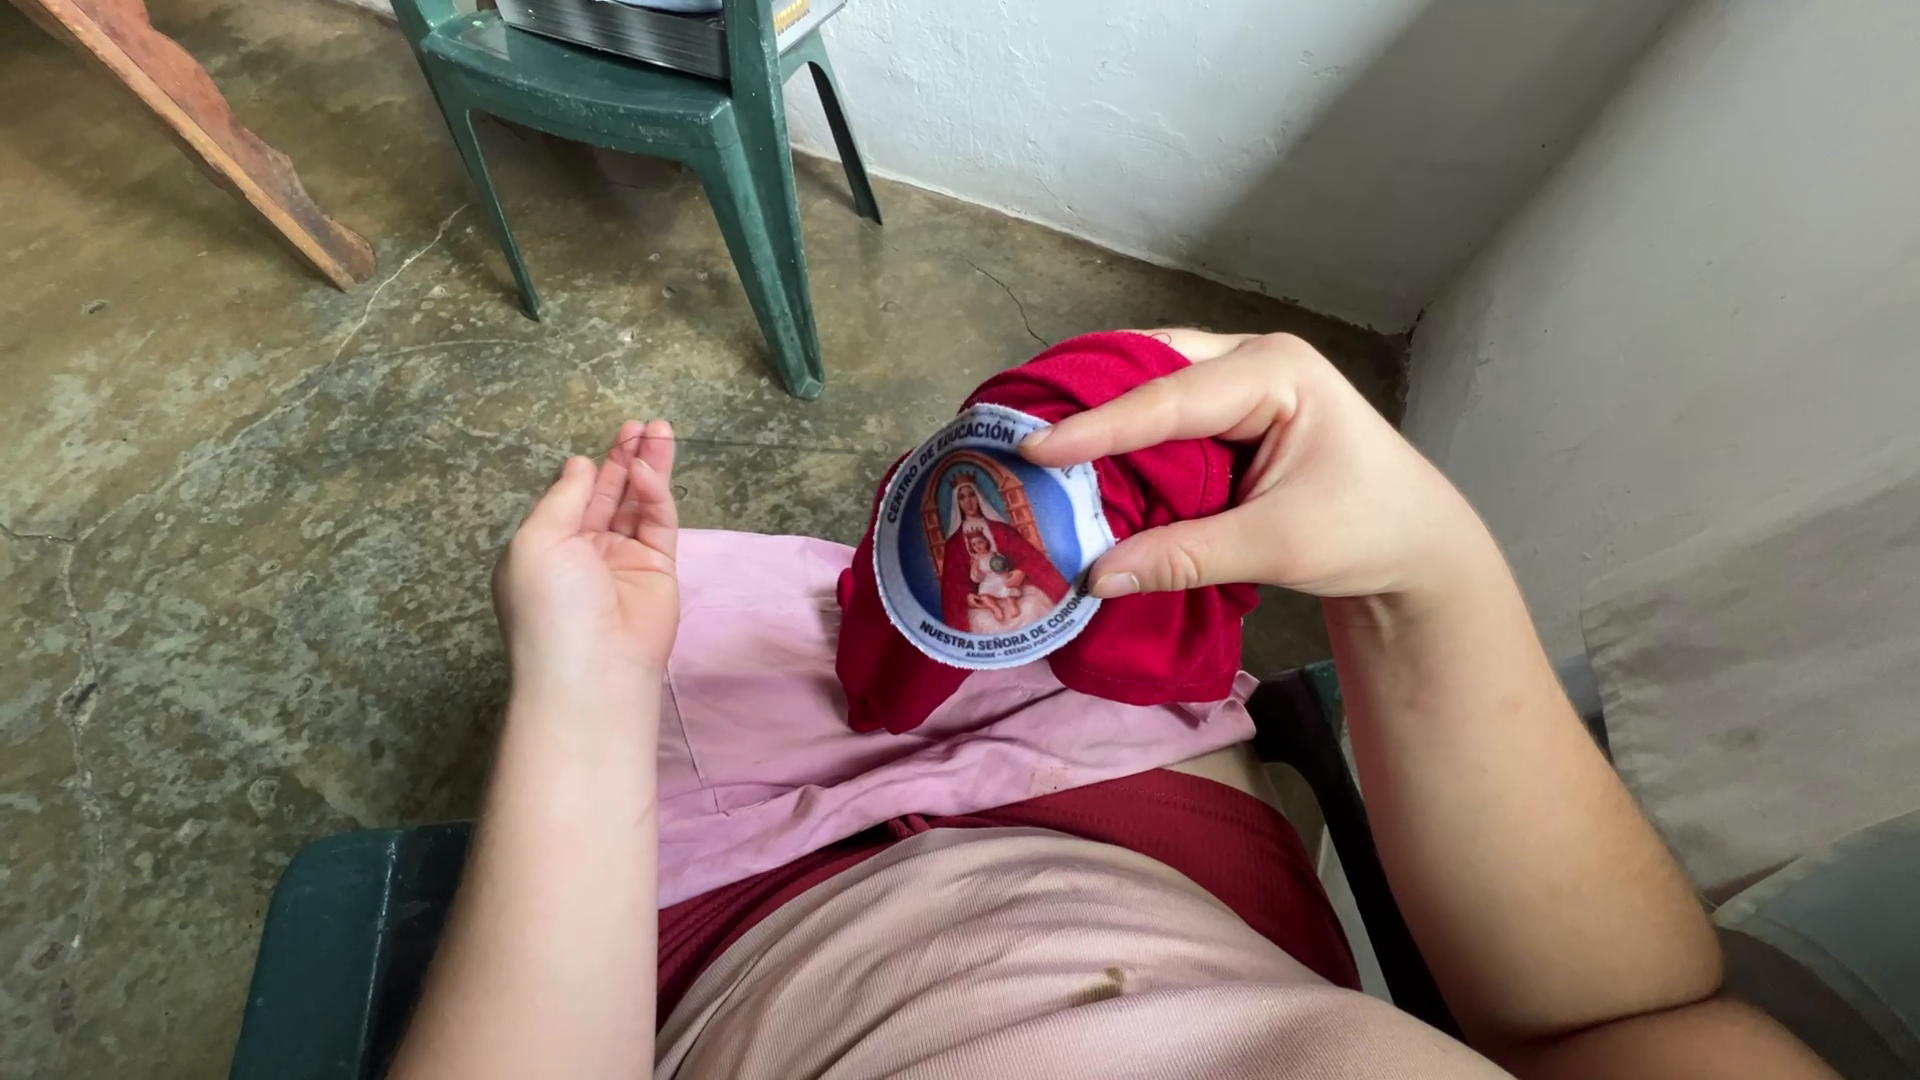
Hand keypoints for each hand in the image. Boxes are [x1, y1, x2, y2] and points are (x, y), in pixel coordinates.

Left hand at [492, 420, 679, 703]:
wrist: (593, 666)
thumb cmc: (549, 604)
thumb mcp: (537, 542)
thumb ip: (564, 498)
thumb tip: (581, 465)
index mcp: (548, 546)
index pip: (574, 498)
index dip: (591, 469)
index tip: (606, 444)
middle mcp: (587, 550)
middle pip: (611, 494)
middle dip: (625, 458)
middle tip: (644, 425)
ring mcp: (625, 559)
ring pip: (640, 503)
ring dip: (649, 466)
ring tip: (661, 430)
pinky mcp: (660, 567)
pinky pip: (658, 523)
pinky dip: (656, 495)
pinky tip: (651, 472)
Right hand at [1020, 330, 1494, 604]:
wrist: (1413, 543)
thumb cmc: (1365, 530)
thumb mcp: (1277, 544)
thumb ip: (1184, 556)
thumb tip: (1094, 575)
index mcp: (1275, 372)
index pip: (1168, 398)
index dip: (1097, 426)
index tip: (1034, 446)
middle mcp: (1248, 362)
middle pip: (1146, 368)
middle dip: (1083, 396)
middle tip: (1015, 423)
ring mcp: (1233, 383)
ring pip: (1146, 385)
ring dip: (1095, 413)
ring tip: (1033, 435)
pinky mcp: (1221, 416)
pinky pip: (1156, 415)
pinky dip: (1117, 436)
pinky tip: (1080, 457)